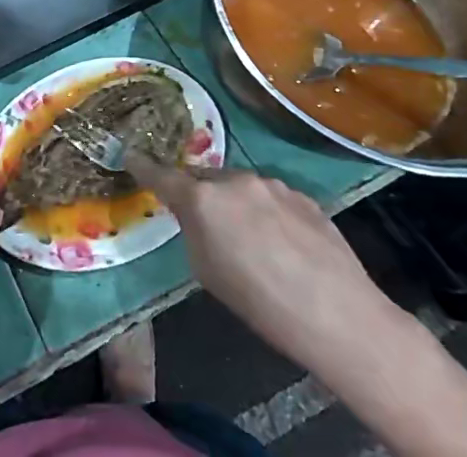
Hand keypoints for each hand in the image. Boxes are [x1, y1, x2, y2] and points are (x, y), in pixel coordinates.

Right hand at [126, 154, 387, 366]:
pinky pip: (272, 197)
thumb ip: (195, 232)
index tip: (131, 156)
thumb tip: (201, 218)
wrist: (335, 311)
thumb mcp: (207, 272)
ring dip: (237, 204)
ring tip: (252, 242)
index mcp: (203, 199)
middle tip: (204, 224)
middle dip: (200, 194)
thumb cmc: (258, 301)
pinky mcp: (303, 195)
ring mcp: (273, 184)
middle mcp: (235, 180)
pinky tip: (283, 245)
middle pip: (205, 179)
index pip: (163, 176)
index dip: (144, 167)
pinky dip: (267, 213)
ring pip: (241, 187)